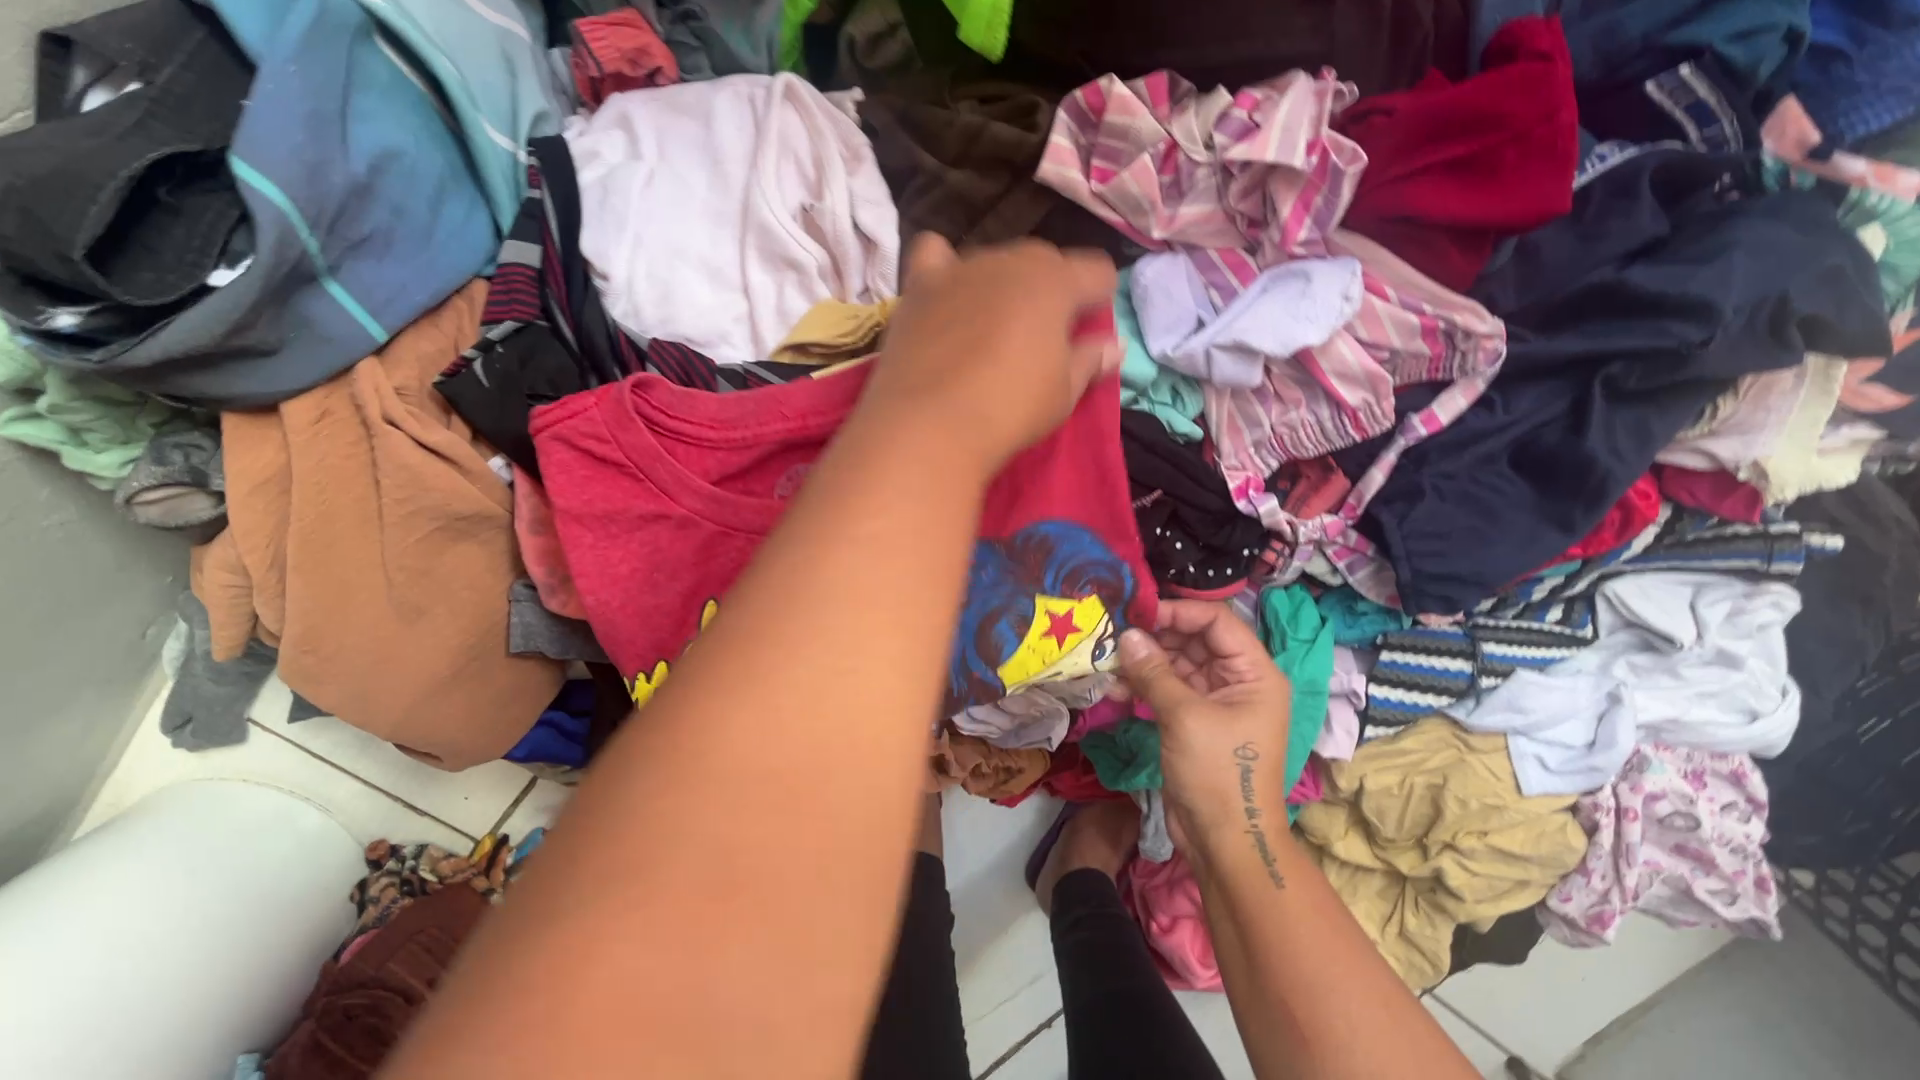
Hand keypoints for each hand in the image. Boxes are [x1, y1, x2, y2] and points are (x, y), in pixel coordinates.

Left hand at [855, 235, 1119, 476]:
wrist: (929, 425)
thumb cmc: (1009, 410)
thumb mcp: (1064, 393)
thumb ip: (1090, 360)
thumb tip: (1114, 346)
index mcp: (1056, 281)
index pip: (1097, 272)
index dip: (1099, 301)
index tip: (1089, 336)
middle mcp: (1010, 260)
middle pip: (1045, 262)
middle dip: (1052, 292)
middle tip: (1042, 340)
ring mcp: (960, 267)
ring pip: (995, 261)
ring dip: (1003, 285)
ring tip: (993, 329)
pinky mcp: (919, 285)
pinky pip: (935, 255)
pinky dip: (945, 270)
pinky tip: (947, 296)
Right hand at [1114, 601, 1292, 861]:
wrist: (1226, 842)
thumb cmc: (1218, 775)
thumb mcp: (1185, 718)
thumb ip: (1154, 673)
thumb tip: (1125, 635)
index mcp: (1255, 673)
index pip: (1217, 622)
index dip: (1177, 612)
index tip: (1136, 612)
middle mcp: (1238, 682)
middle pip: (1194, 641)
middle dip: (1154, 637)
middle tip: (1113, 634)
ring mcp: (1215, 703)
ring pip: (1176, 666)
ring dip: (1143, 662)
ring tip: (1107, 660)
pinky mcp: (1193, 723)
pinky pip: (1167, 691)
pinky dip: (1142, 686)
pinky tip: (1114, 686)